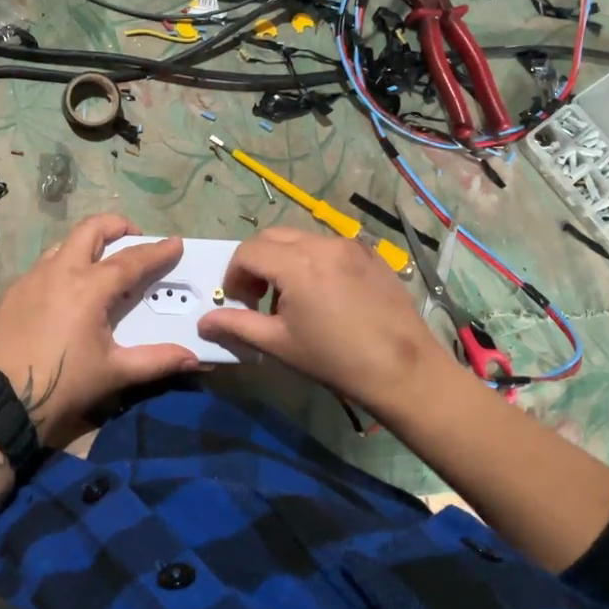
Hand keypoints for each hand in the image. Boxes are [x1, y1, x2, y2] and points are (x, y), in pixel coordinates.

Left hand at [0, 215, 200, 447]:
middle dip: (116, 226)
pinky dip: (62, 265)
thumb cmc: (65, 384)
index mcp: (88, 287)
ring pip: (63, 244)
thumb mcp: (115, 372)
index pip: (130, 260)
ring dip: (87, 244)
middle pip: (90, 229)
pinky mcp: (13, 290)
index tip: (175, 242)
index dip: (156, 251)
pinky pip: (43, 265)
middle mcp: (60, 271)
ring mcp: (32, 277)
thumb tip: (194, 358)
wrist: (6, 400)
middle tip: (133, 237)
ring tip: (101, 262)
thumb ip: (156, 360)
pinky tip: (67, 289)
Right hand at [198, 225, 448, 406]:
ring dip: (285, 259)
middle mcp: (321, 244)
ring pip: (302, 238)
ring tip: (293, 297)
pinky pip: (330, 246)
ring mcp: (350, 246)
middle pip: (272, 237)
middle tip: (259, 297)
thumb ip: (237, 326)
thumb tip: (203, 321)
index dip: (235, 275)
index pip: (248, 252)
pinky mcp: (371, 254)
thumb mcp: (279, 344)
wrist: (405, 372)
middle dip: (257, 262)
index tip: (240, 302)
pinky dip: (315, 260)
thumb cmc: (335, 360)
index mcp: (295, 263)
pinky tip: (326, 295)